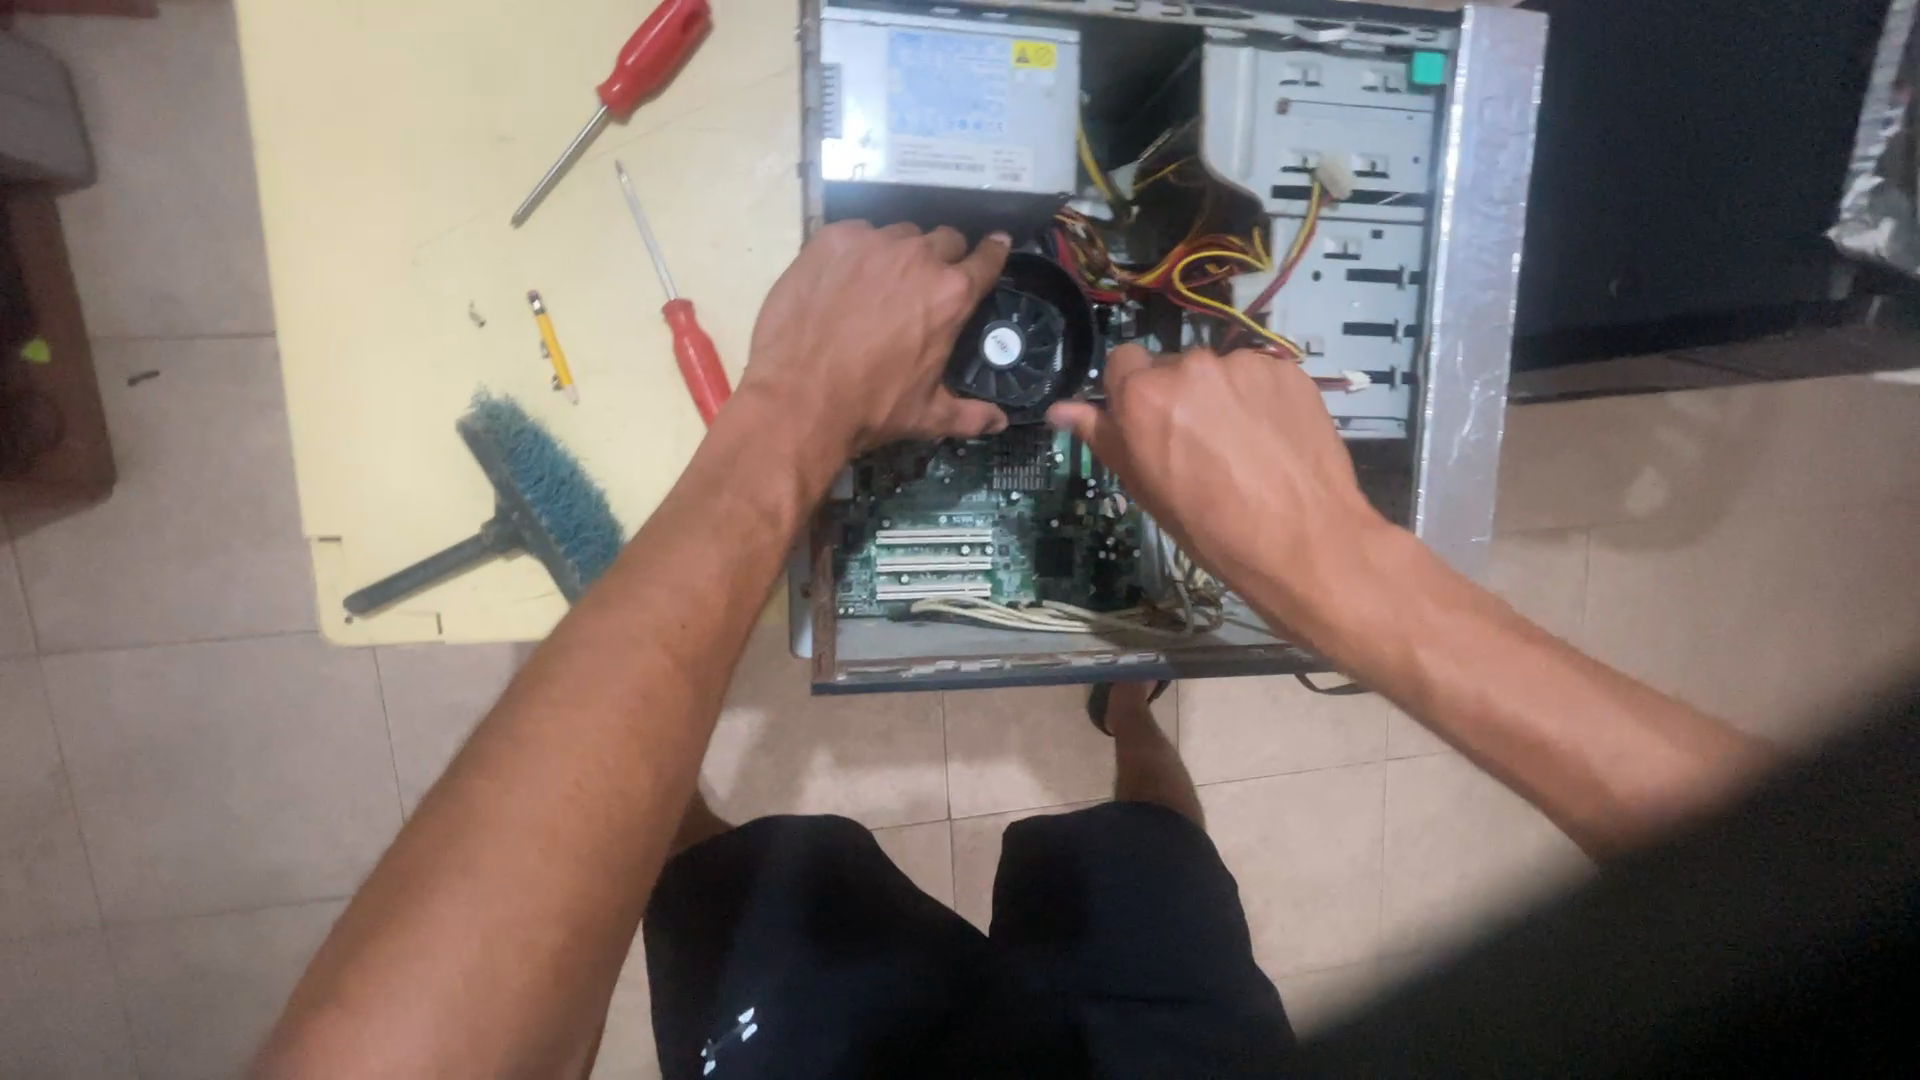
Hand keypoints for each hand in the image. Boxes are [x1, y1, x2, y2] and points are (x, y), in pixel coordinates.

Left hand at [736, 221, 1011, 456]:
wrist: (798, 400)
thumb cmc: (871, 408)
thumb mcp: (927, 416)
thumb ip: (970, 414)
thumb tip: (1001, 422)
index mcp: (951, 295)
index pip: (987, 258)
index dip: (992, 254)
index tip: (994, 248)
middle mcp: (917, 257)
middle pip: (944, 239)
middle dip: (943, 258)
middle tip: (926, 284)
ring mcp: (871, 244)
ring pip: (899, 234)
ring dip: (900, 253)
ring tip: (882, 283)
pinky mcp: (830, 240)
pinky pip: (856, 234)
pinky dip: (858, 251)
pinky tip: (845, 279)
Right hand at [1046, 345, 1388, 618]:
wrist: (1300, 540)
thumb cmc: (1208, 526)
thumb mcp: (1143, 487)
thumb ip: (1103, 437)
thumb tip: (1060, 410)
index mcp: (1144, 395)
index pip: (1121, 362)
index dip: (1131, 393)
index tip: (1145, 424)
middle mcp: (1190, 366)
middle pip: (1171, 368)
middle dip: (1176, 397)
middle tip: (1195, 446)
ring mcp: (1243, 365)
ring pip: (1217, 373)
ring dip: (1219, 398)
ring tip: (1240, 447)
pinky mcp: (1287, 370)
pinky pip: (1258, 377)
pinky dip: (1258, 400)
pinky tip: (1270, 439)